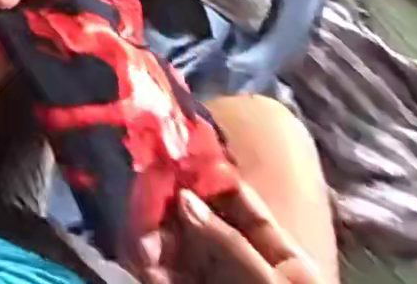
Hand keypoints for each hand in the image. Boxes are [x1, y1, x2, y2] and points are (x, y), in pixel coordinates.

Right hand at [130, 187, 329, 283]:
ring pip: (176, 232)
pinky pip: (160, 260)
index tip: (176, 144)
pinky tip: (134, 236)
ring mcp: (210, 276)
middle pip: (201, 212)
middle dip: (173, 191)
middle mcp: (242, 259)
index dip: (211, 173)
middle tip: (144, 167)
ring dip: (154, 216)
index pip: (242, 202)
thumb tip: (182, 196)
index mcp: (283, 259)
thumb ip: (230, 243)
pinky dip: (145, 246)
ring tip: (133, 200)